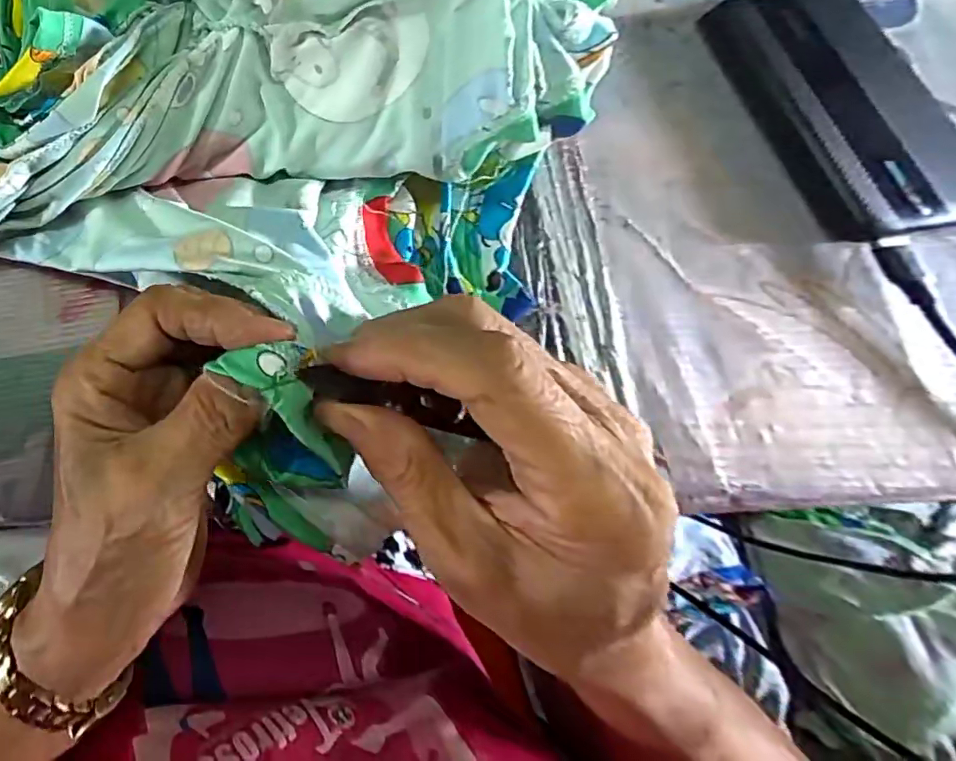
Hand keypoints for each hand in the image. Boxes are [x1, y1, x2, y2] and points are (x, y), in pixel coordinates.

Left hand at [14, 285, 293, 698]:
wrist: (108, 612)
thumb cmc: (114, 547)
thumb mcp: (156, 480)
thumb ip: (207, 419)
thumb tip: (264, 367)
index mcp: (98, 374)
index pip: (157, 314)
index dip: (214, 314)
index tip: (273, 336)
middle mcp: (125, 376)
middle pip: (185, 328)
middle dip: (237, 332)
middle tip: (294, 351)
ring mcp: (155, 401)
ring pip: (208, 358)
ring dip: (250, 361)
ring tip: (298, 370)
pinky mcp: (183, 428)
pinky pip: (222, 394)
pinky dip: (254, 394)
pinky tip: (287, 400)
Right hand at [314, 296, 675, 685]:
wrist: (615, 629)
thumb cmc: (538, 609)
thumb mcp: (460, 561)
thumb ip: (406, 475)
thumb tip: (340, 405)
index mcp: (585, 475)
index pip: (496, 369)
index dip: (410, 349)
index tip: (340, 363)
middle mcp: (600, 420)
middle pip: (486, 332)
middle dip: (398, 337)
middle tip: (340, 370)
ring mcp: (593, 399)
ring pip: (486, 326)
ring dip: (411, 336)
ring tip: (367, 374)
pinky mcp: (572, 392)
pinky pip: (492, 342)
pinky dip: (434, 347)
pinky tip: (408, 381)